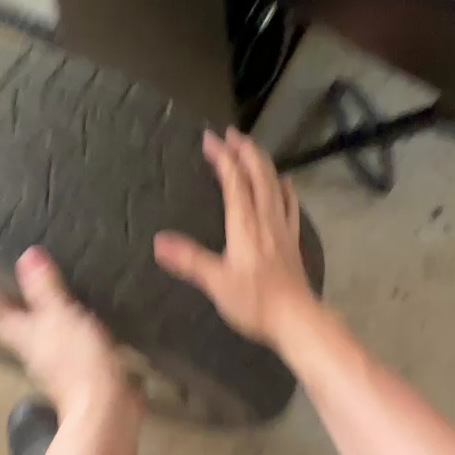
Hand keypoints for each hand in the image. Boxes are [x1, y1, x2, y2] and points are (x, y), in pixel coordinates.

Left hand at [0, 247, 133, 417]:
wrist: (107, 407)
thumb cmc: (77, 359)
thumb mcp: (60, 315)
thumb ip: (44, 287)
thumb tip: (26, 255)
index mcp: (24, 336)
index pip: (1, 314)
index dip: (0, 294)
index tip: (5, 272)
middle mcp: (36, 351)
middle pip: (25, 325)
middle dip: (30, 302)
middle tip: (42, 273)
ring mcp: (60, 364)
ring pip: (52, 334)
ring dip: (57, 317)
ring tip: (70, 289)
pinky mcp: (85, 372)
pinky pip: (77, 345)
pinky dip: (81, 331)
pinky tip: (95, 318)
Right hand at [154, 129, 321, 347]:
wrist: (297, 320)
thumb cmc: (254, 301)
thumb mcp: (216, 282)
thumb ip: (189, 259)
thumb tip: (158, 241)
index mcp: (244, 224)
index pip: (234, 181)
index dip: (222, 157)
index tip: (210, 138)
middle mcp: (265, 219)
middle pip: (258, 175)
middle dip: (245, 151)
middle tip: (231, 133)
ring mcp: (282, 228)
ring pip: (275, 186)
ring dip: (262, 163)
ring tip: (252, 149)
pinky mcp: (292, 241)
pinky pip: (290, 206)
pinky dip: (285, 189)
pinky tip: (286, 182)